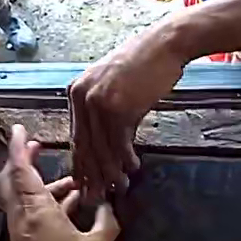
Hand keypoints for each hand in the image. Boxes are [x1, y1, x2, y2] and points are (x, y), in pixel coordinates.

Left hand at [0, 125, 119, 240]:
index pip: (22, 169)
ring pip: (21, 194)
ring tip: (70, 181)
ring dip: (39, 182)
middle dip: (22, 159)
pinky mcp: (24, 240)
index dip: (19, 147)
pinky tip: (69, 204)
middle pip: (12, 178)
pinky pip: (30, 209)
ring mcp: (21, 228)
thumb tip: (111, 205)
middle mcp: (23, 215)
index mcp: (37, 210)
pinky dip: (44, 200)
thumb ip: (107, 221)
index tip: (21, 129)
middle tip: (37, 146)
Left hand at [68, 24, 189, 200]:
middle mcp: (81, 97)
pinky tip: (132, 168)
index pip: (76, 135)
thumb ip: (104, 111)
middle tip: (95, 195)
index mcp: (75, 92)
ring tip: (119, 187)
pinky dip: (126, 158)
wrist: (164, 45)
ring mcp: (98, 103)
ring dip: (111, 171)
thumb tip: (109, 143)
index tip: (85, 182)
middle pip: (84, 145)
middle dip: (91, 174)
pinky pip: (119, 142)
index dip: (81, 162)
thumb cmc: (144, 65)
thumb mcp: (113, 86)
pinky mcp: (118, 108)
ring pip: (101, 147)